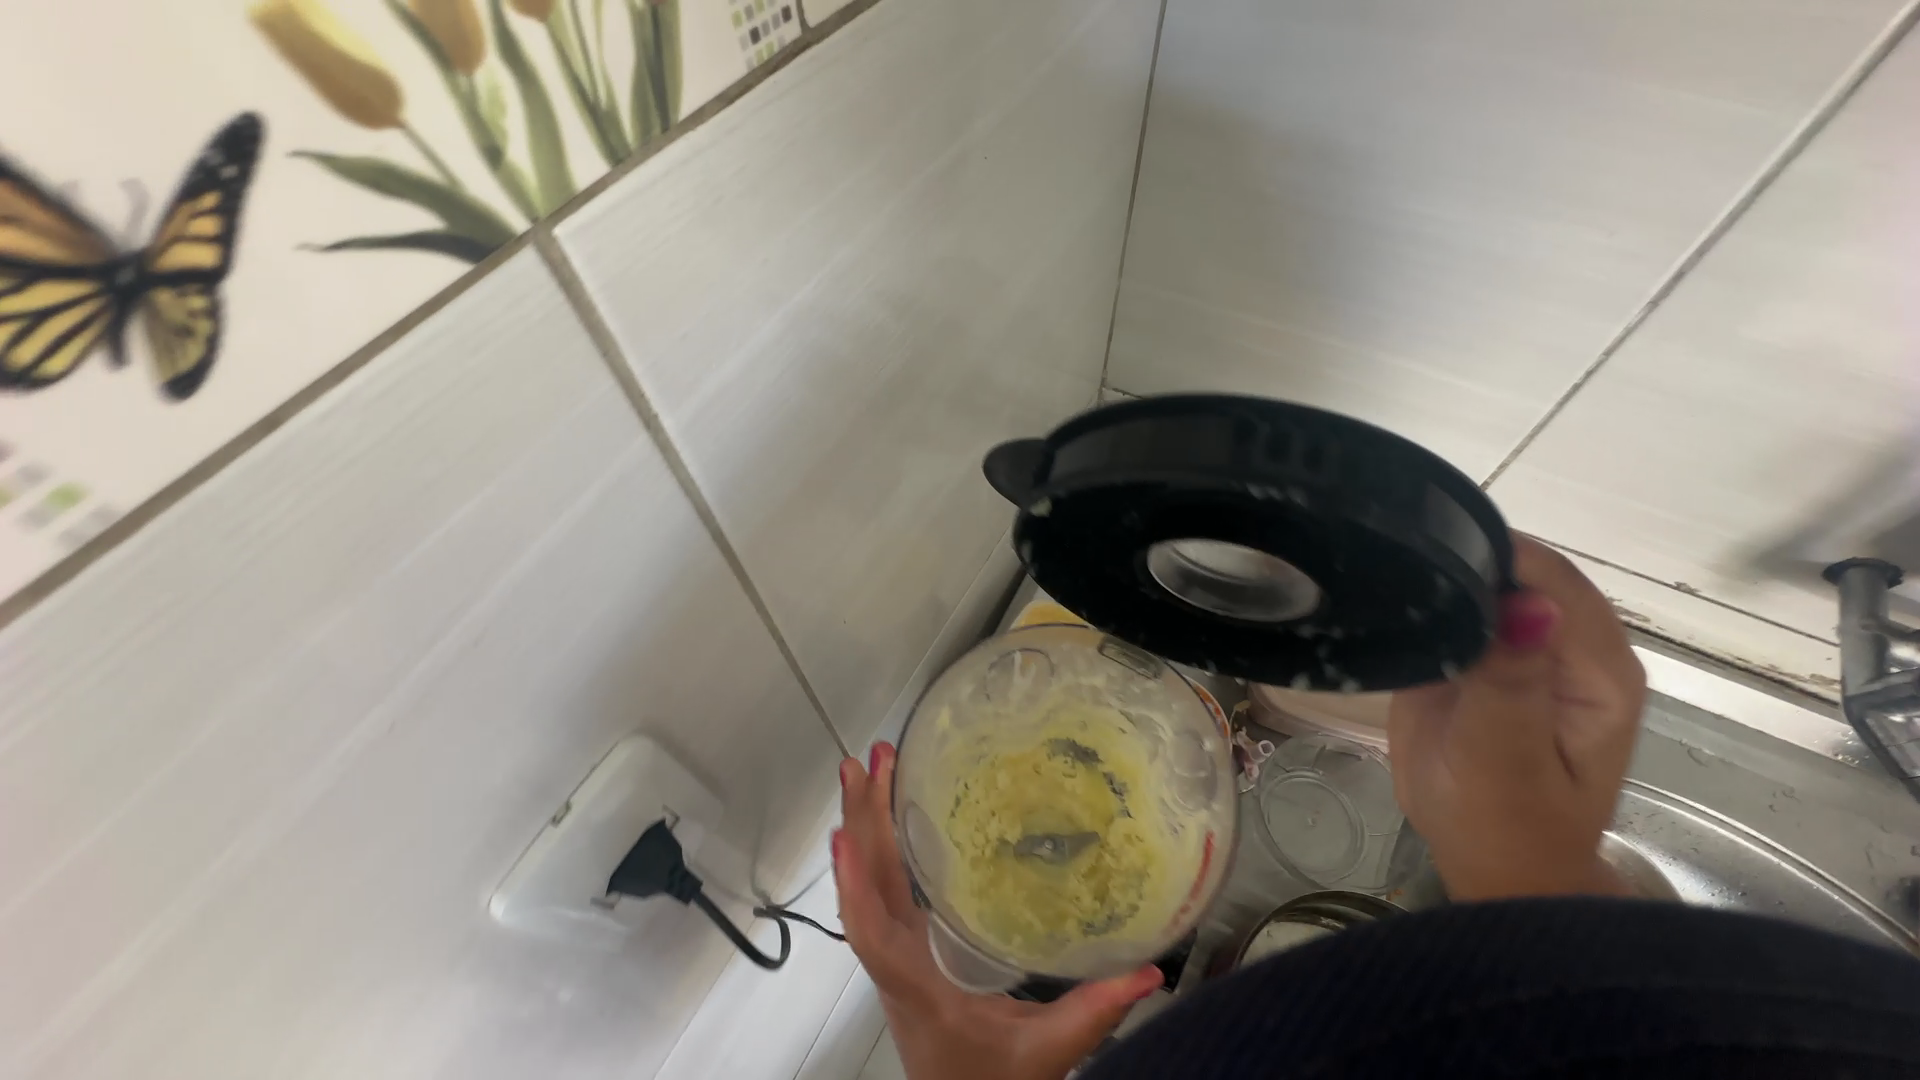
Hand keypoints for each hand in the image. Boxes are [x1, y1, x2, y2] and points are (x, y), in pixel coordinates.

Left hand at [833, 744, 1162, 1079]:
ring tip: (866, 768)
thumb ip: (1095, 1011)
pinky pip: (883, 888)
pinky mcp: (907, 942)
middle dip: (862, 820)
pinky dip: (879, 846)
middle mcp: (897, 960)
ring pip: (869, 881)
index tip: (845, 834)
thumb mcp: (1046, 1051)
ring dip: (865, 824)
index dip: (854, 884)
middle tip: (865, 761)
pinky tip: (885, 812)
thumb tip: (1150, 970)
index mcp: (918, 983)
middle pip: (865, 886)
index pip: (871, 932)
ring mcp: (898, 948)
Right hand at [1388, 536, 1645, 900]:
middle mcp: (1567, 648)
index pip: (1551, 579)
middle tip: (1391, 555)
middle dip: (1464, 554)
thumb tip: (1529, 604)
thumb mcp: (1504, 759)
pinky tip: (1388, 596)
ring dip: (1444, 573)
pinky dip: (1430, 599)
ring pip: (1490, 586)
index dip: (1493, 554)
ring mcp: (1524, 653)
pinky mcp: (1484, 663)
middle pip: (1521, 572)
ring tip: (1383, 566)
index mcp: (1597, 667)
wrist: (1487, 862)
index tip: (1420, 545)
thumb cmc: (1503, 822)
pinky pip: (1462, 612)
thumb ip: (1512, 683)